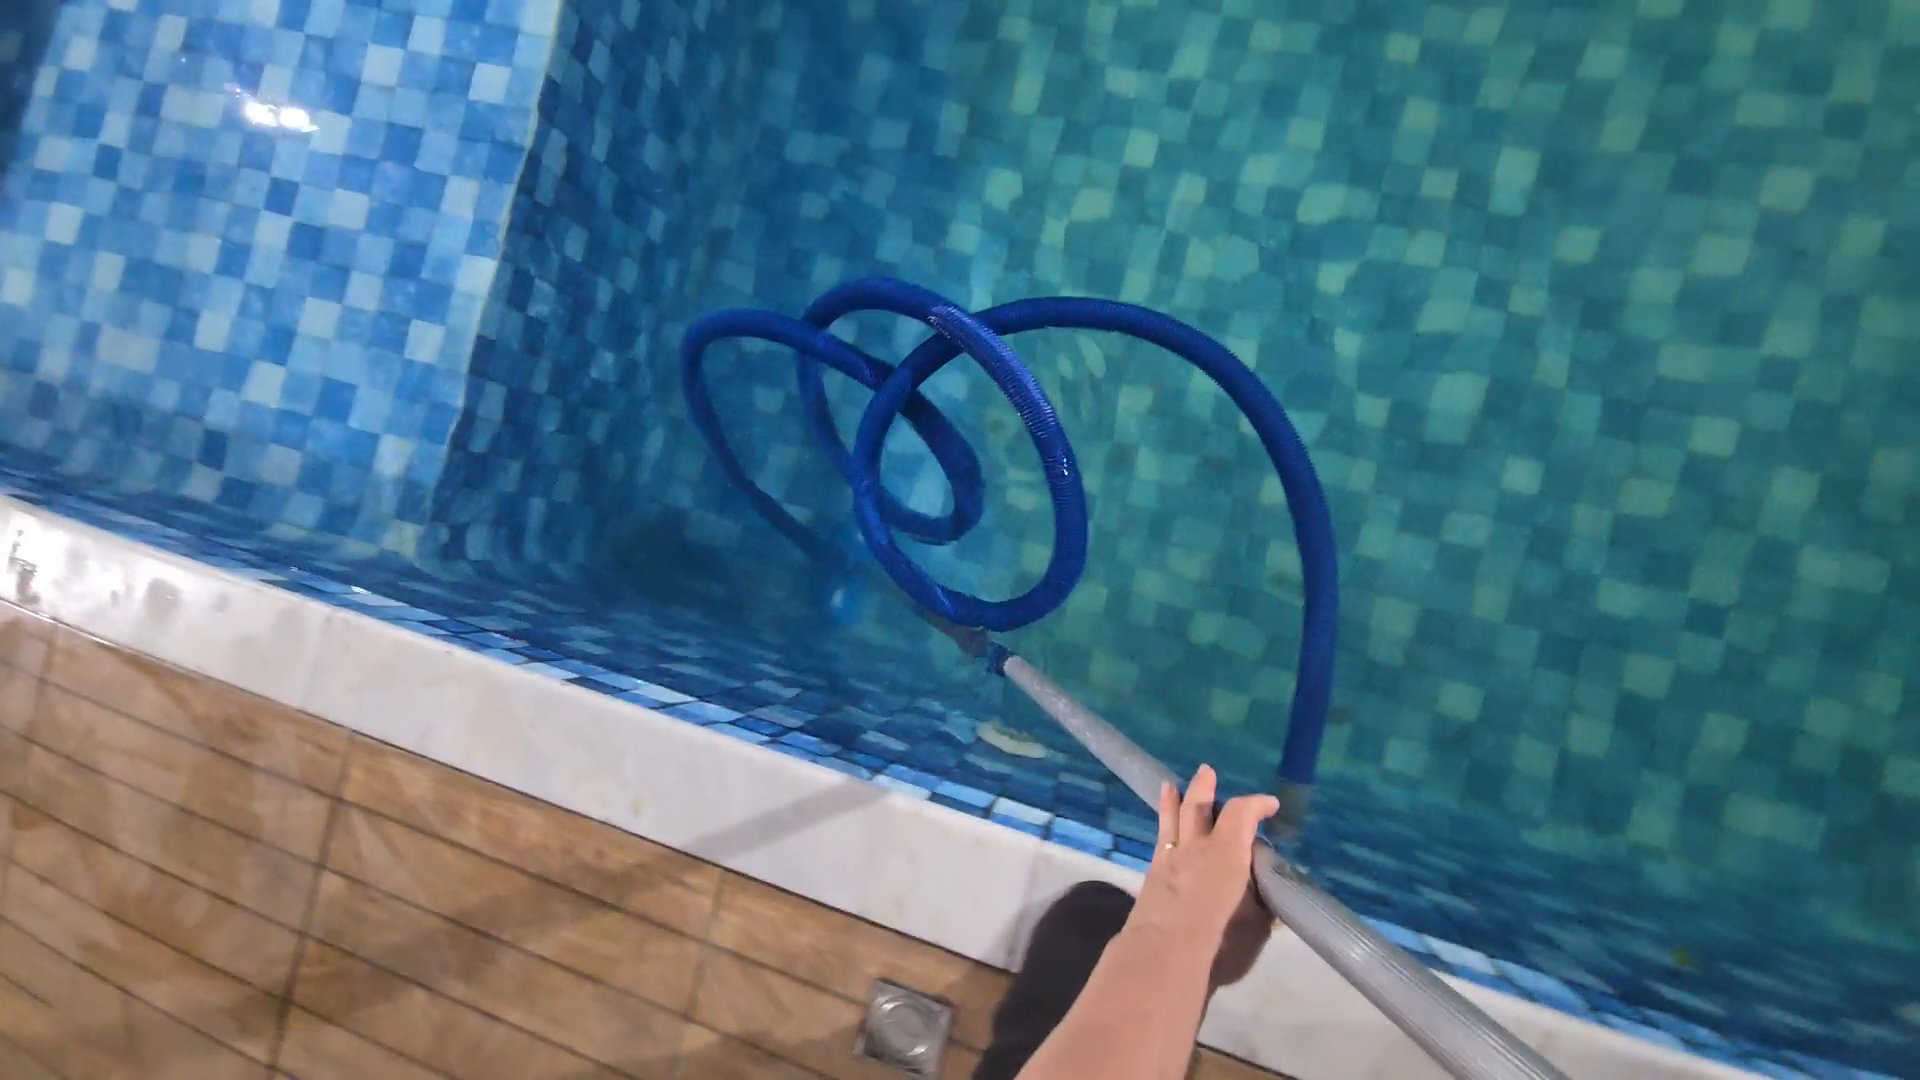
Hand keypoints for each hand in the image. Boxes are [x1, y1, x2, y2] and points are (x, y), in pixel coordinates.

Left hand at [1129, 765, 1278, 987]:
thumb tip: (1267, 907)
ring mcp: (1171, 855)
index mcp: (1227, 853)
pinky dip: (1163, 823)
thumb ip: (1259, 910)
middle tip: (1207, 771)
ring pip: (1173, 817)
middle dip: (1206, 788)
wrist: (1165, 948)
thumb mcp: (1251, 926)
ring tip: (1172, 785)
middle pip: (1200, 806)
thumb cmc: (1217, 940)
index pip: (1242, 814)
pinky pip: (1160, 837)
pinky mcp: (1153, 869)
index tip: (1270, 804)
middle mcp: (1198, 846)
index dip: (1257, 804)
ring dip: (1176, 800)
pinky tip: (1162, 825)